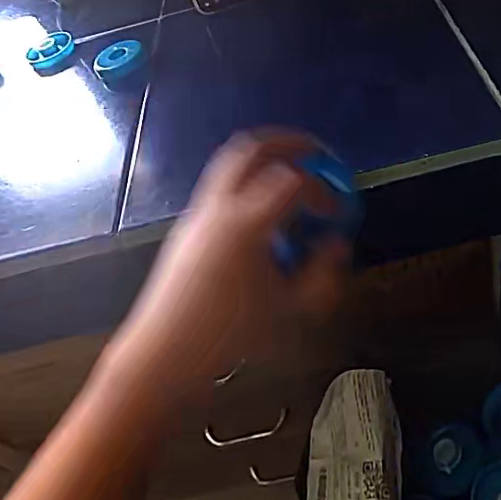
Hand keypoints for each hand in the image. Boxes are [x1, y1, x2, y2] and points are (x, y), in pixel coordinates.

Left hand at [107, 131, 349, 394]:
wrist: (162, 356)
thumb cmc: (228, 338)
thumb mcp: (289, 311)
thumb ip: (323, 275)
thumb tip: (338, 244)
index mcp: (247, 224)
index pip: (293, 182)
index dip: (322, 190)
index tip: (335, 211)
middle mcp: (220, 206)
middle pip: (255, 147)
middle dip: (293, 143)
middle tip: (319, 154)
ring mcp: (199, 211)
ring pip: (233, 159)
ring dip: (267, 156)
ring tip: (293, 172)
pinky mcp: (188, 224)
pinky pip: (222, 181)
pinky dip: (249, 177)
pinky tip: (264, 211)